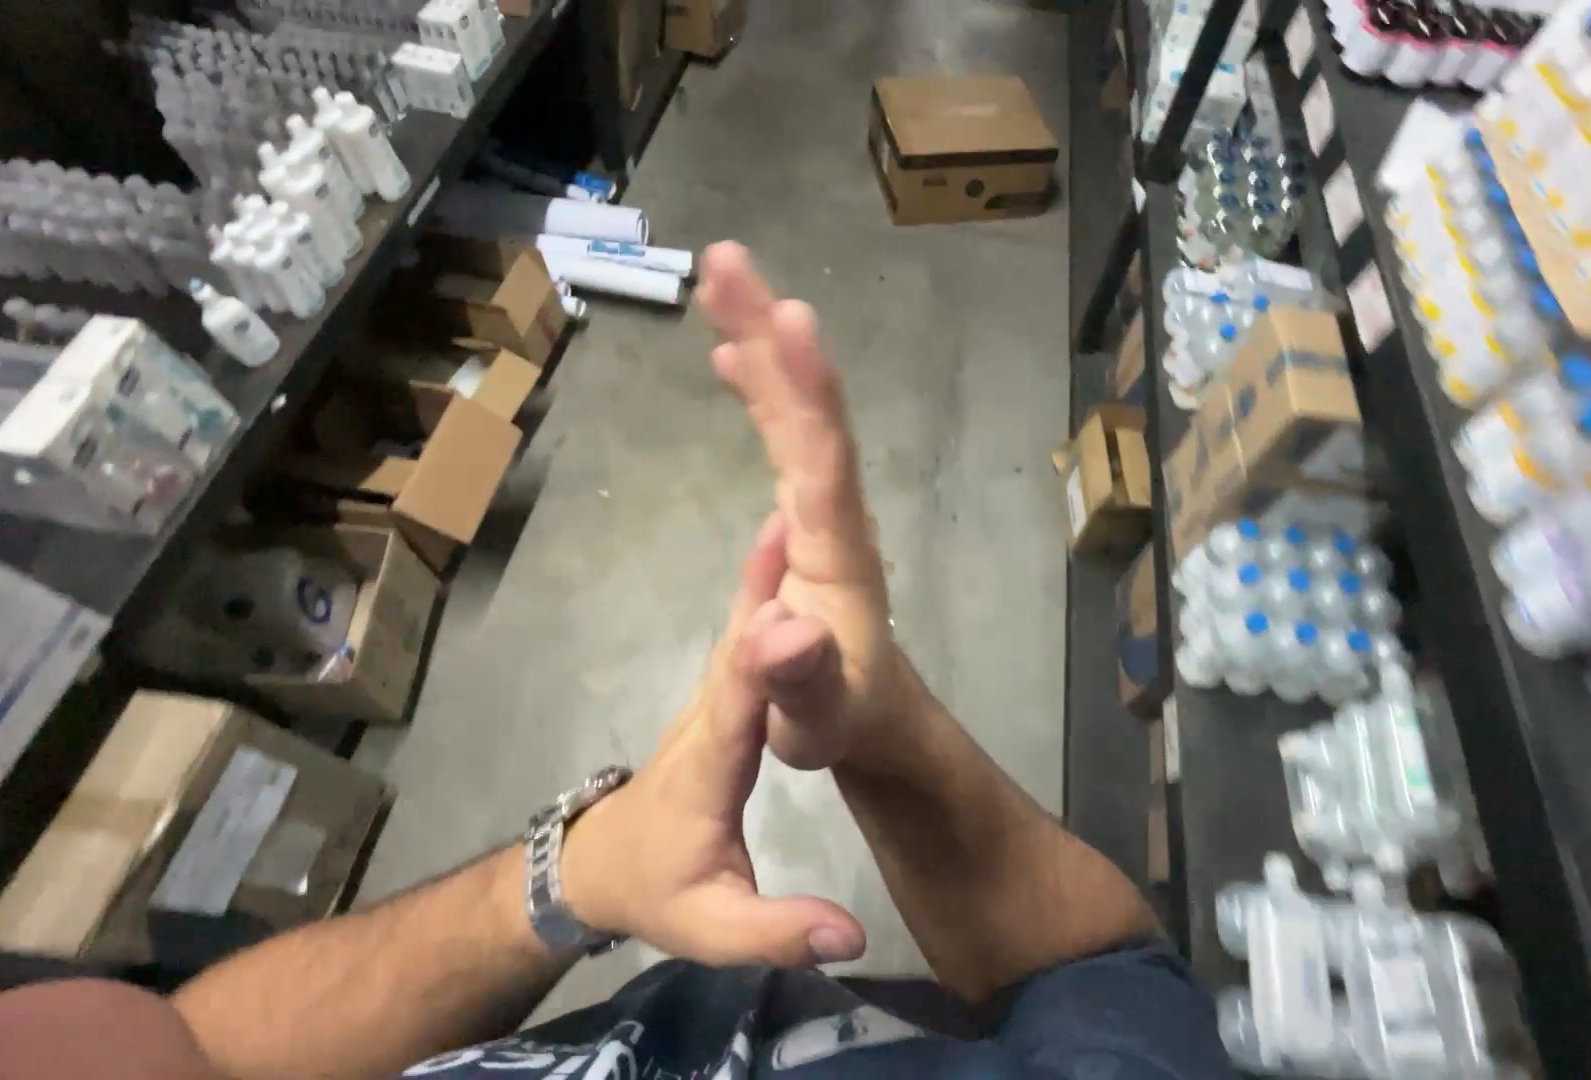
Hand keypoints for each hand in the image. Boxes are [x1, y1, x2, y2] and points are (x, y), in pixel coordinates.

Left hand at [560, 513, 866, 966]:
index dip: (761, 665)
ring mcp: (707, 698)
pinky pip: (744, 634)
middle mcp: (706, 717)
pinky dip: (764, 589)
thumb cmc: (657, 888)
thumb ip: (777, 931)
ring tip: (800, 513)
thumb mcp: (712, 928)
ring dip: (766, 574)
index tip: (793, 615)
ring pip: (738, 629)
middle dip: (767, 585)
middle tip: (802, 517)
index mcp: (709, 769)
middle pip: (737, 646)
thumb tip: (854, 934)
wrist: (597, 865)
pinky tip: (783, 552)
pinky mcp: (715, 691)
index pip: (734, 713)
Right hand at [696, 243, 910, 770]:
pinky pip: (787, 438)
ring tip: (723, 284)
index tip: (787, 314)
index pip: (824, 457)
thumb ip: (803, 682)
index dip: (806, 388)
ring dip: (763, 349)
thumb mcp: (818, 721)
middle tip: (727, 261)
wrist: (867, 712)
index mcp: (837, 550)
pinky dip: (763, 393)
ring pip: (797, 415)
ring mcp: (822, 508)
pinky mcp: (808, 513)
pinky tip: (735, 363)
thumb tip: (781, 627)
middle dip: (771, 338)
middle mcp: (834, 512)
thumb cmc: (842, 717)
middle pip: (807, 413)